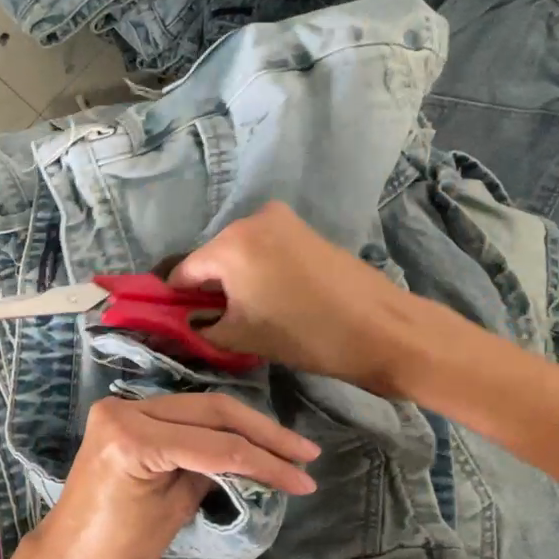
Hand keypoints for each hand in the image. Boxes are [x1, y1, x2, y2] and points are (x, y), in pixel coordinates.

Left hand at [23, 394, 319, 558]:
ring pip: (197, 408)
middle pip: (209, 410)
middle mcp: (125, 410)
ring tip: (288, 448)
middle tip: (306, 454)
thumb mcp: (173, 511)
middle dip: (262, 433)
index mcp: (133, 438)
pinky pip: (178, 417)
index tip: (305, 480)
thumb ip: (212, 475)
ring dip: (243, 427)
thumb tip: (249, 460)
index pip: (215, 444)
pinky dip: (213, 429)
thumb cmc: (115, 546)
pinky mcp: (122, 417)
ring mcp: (121, 409)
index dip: (265, 461)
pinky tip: (246, 442)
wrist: (66, 553)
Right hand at [169, 200, 426, 396]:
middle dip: (208, 289)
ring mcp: (281, 221)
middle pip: (209, 259)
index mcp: (228, 244)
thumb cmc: (305, 334)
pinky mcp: (304, 230)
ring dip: (234, 280)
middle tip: (218, 323)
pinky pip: (263, 250)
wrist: (383, 330)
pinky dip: (257, 272)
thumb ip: (198, 328)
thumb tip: (183, 324)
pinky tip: (272, 299)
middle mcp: (250, 220)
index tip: (181, 326)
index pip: (182, 273)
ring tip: (249, 313)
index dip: (175, 303)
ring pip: (237, 254)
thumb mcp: (240, 338)